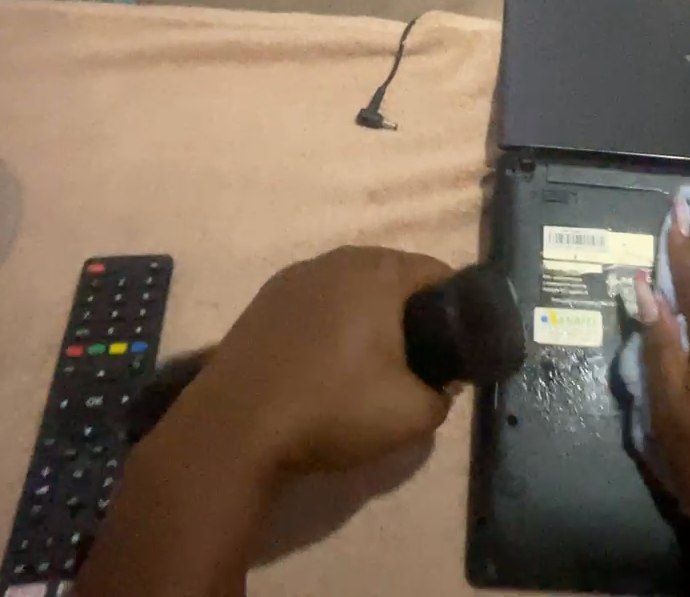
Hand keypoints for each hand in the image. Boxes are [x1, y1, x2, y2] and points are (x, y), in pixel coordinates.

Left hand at [156, 245, 455, 477]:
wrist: (234, 432)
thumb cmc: (332, 410)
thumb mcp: (412, 415)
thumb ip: (444, 394)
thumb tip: (440, 382)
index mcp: (380, 271)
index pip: (437, 273)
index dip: (455, 309)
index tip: (450, 348)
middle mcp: (340, 258)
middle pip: (394, 276)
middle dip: (408, 312)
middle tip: (411, 362)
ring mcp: (297, 274)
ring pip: (353, 286)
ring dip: (367, 314)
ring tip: (362, 364)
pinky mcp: (265, 297)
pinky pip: (317, 299)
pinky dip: (328, 321)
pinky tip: (319, 362)